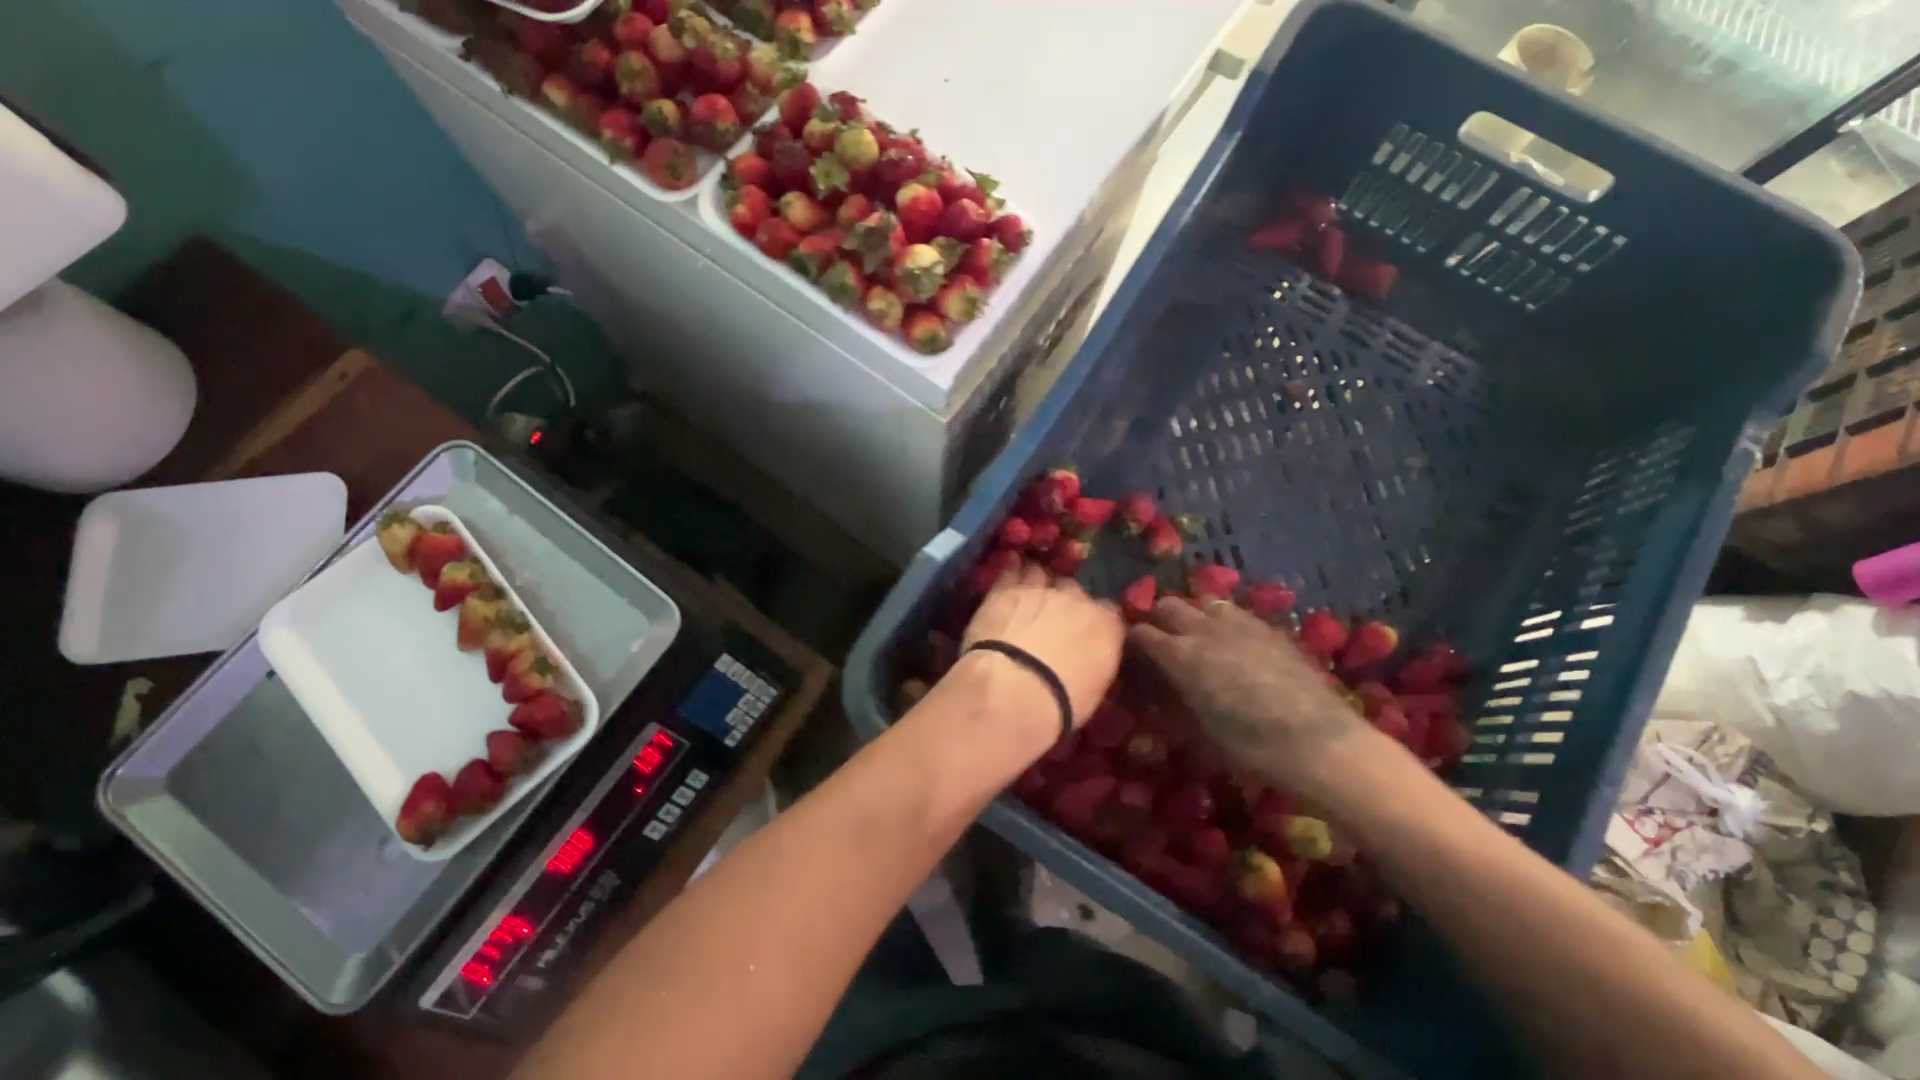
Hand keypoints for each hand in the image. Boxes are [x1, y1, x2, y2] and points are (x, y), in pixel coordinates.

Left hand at [960, 563, 1124, 730]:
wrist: (1015, 691)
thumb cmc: (1061, 704)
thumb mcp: (1093, 691)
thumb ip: (1095, 663)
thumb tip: (1088, 660)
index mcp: (1106, 626)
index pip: (1109, 613)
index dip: (1095, 622)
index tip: (1085, 635)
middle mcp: (1077, 600)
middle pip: (1074, 591)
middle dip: (1064, 604)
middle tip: (1050, 623)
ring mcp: (1040, 591)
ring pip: (1042, 575)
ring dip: (1037, 585)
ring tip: (1028, 598)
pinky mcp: (1006, 590)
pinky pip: (1011, 571)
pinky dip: (1012, 570)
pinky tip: (1009, 570)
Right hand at [1128, 598, 1375, 796]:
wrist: (1318, 742)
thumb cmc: (1250, 747)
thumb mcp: (1198, 733)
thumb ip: (1172, 704)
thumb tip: (1155, 693)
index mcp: (1180, 656)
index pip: (1140, 634)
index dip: (1131, 643)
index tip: (1130, 657)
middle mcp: (1205, 629)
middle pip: (1168, 605)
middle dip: (1158, 620)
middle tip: (1160, 643)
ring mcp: (1240, 623)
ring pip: (1203, 600)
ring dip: (1193, 614)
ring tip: (1196, 637)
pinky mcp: (1268, 627)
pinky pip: (1234, 611)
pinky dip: (1222, 620)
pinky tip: (1231, 642)